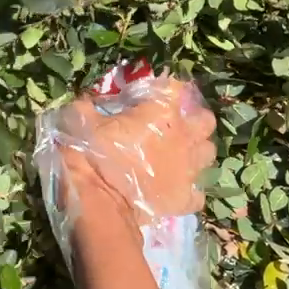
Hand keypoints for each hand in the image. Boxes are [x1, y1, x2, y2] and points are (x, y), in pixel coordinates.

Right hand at [52, 76, 216, 225]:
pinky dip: (187, 187)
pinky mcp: (187, 198)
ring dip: (195, 151)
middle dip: (194, 120)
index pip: (175, 89)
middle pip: (205, 121)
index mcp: (162, 113)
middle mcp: (184, 138)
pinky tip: (173, 186)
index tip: (153, 93)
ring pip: (207, 153)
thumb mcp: (81, 121)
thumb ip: (87, 106)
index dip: (166, 88)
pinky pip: (197, 190)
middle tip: (174, 124)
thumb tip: (85, 100)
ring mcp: (190, 170)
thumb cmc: (92, 153)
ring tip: (177, 154)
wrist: (100, 200)